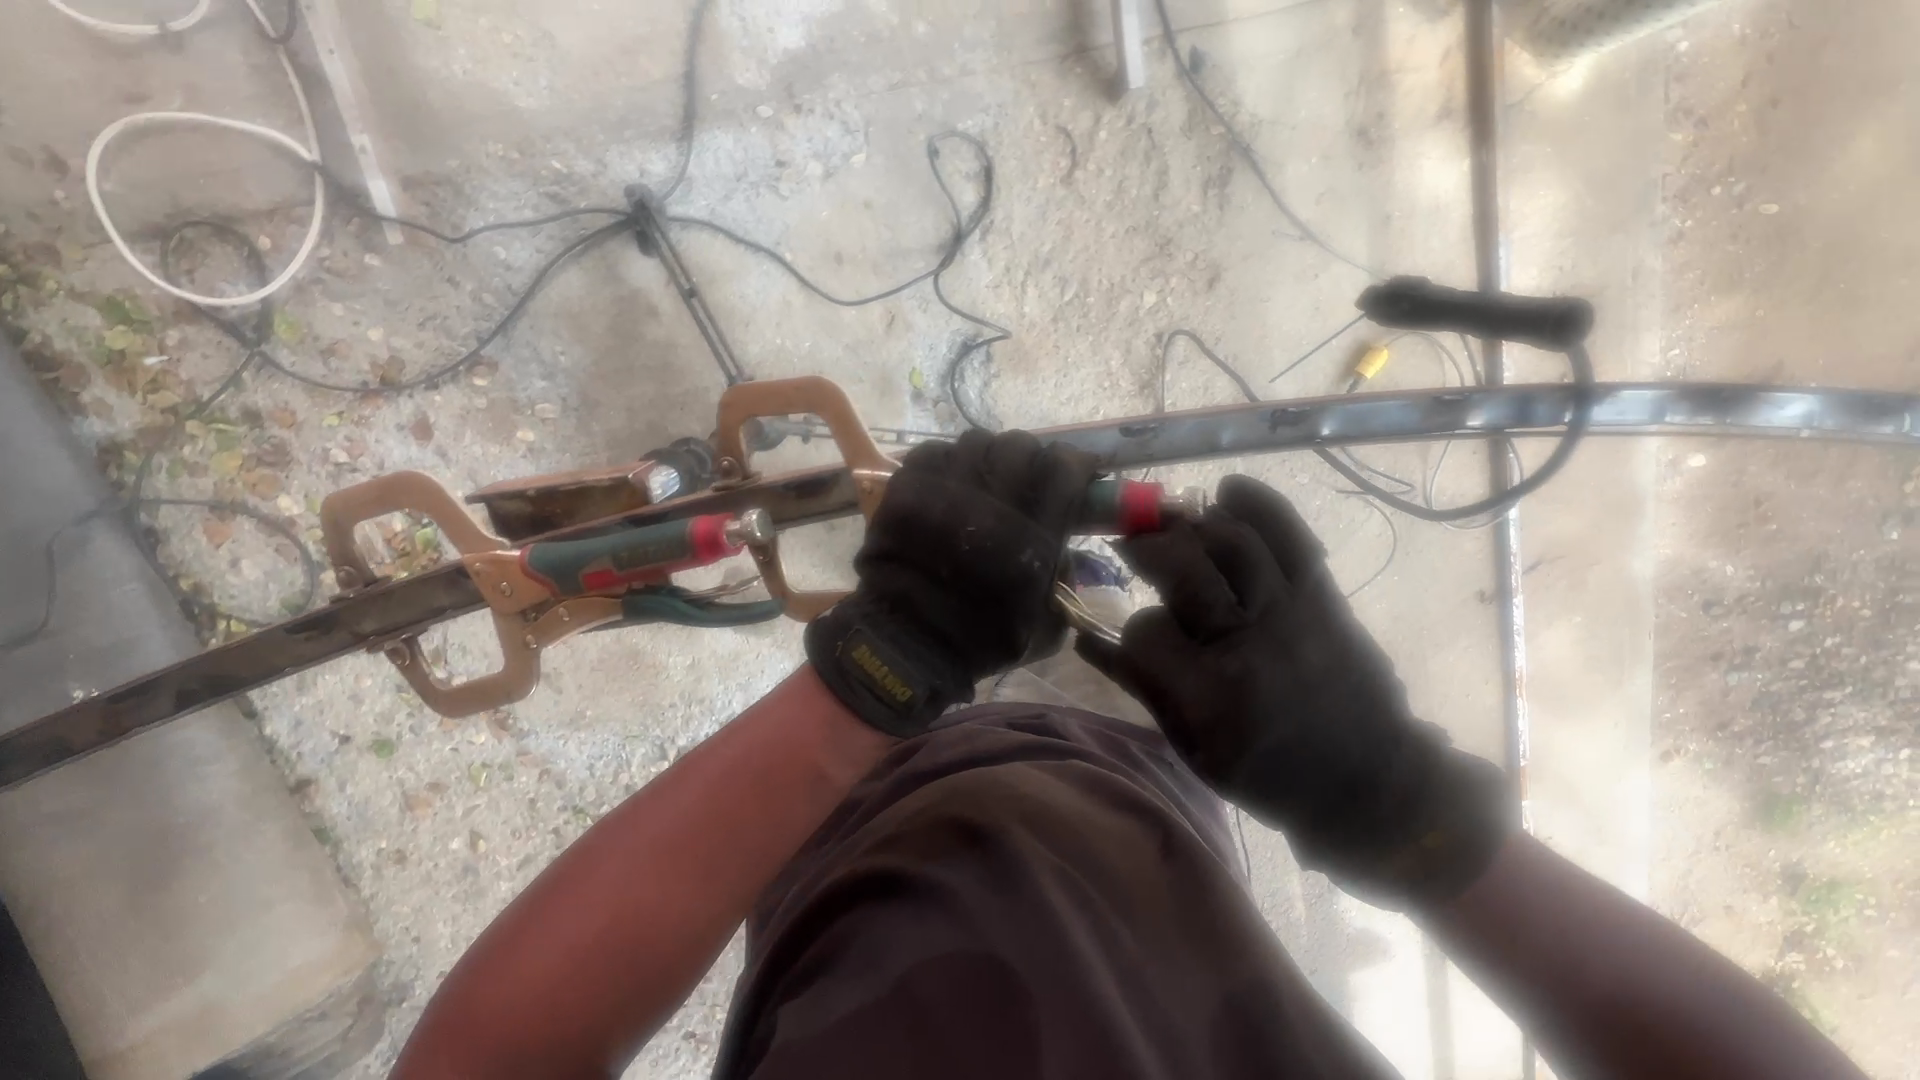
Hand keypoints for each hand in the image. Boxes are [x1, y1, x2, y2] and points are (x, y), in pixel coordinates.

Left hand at [805, 429, 1096, 738]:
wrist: (907, 644)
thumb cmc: (981, 641)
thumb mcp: (1047, 626)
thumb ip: (1065, 582)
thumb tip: (1067, 552)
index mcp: (1031, 535)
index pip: (1063, 467)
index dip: (1074, 463)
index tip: (1075, 473)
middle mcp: (991, 503)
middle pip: (1021, 445)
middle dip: (1031, 457)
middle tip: (1027, 477)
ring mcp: (945, 492)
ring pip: (977, 441)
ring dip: (988, 456)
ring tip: (984, 478)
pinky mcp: (907, 490)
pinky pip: (933, 452)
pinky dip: (946, 461)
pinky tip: (948, 483)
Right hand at [1080, 475, 1513, 906]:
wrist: (1367, 781)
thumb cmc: (1267, 773)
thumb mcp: (1193, 748)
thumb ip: (1143, 687)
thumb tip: (1086, 640)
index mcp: (1209, 696)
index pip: (1144, 633)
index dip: (1130, 631)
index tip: (1136, 638)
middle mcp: (1247, 643)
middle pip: (1183, 567)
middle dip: (1146, 549)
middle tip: (1130, 546)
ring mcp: (1290, 613)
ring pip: (1231, 540)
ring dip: (1191, 523)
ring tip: (1171, 525)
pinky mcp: (1323, 597)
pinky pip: (1290, 535)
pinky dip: (1257, 504)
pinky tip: (1226, 492)